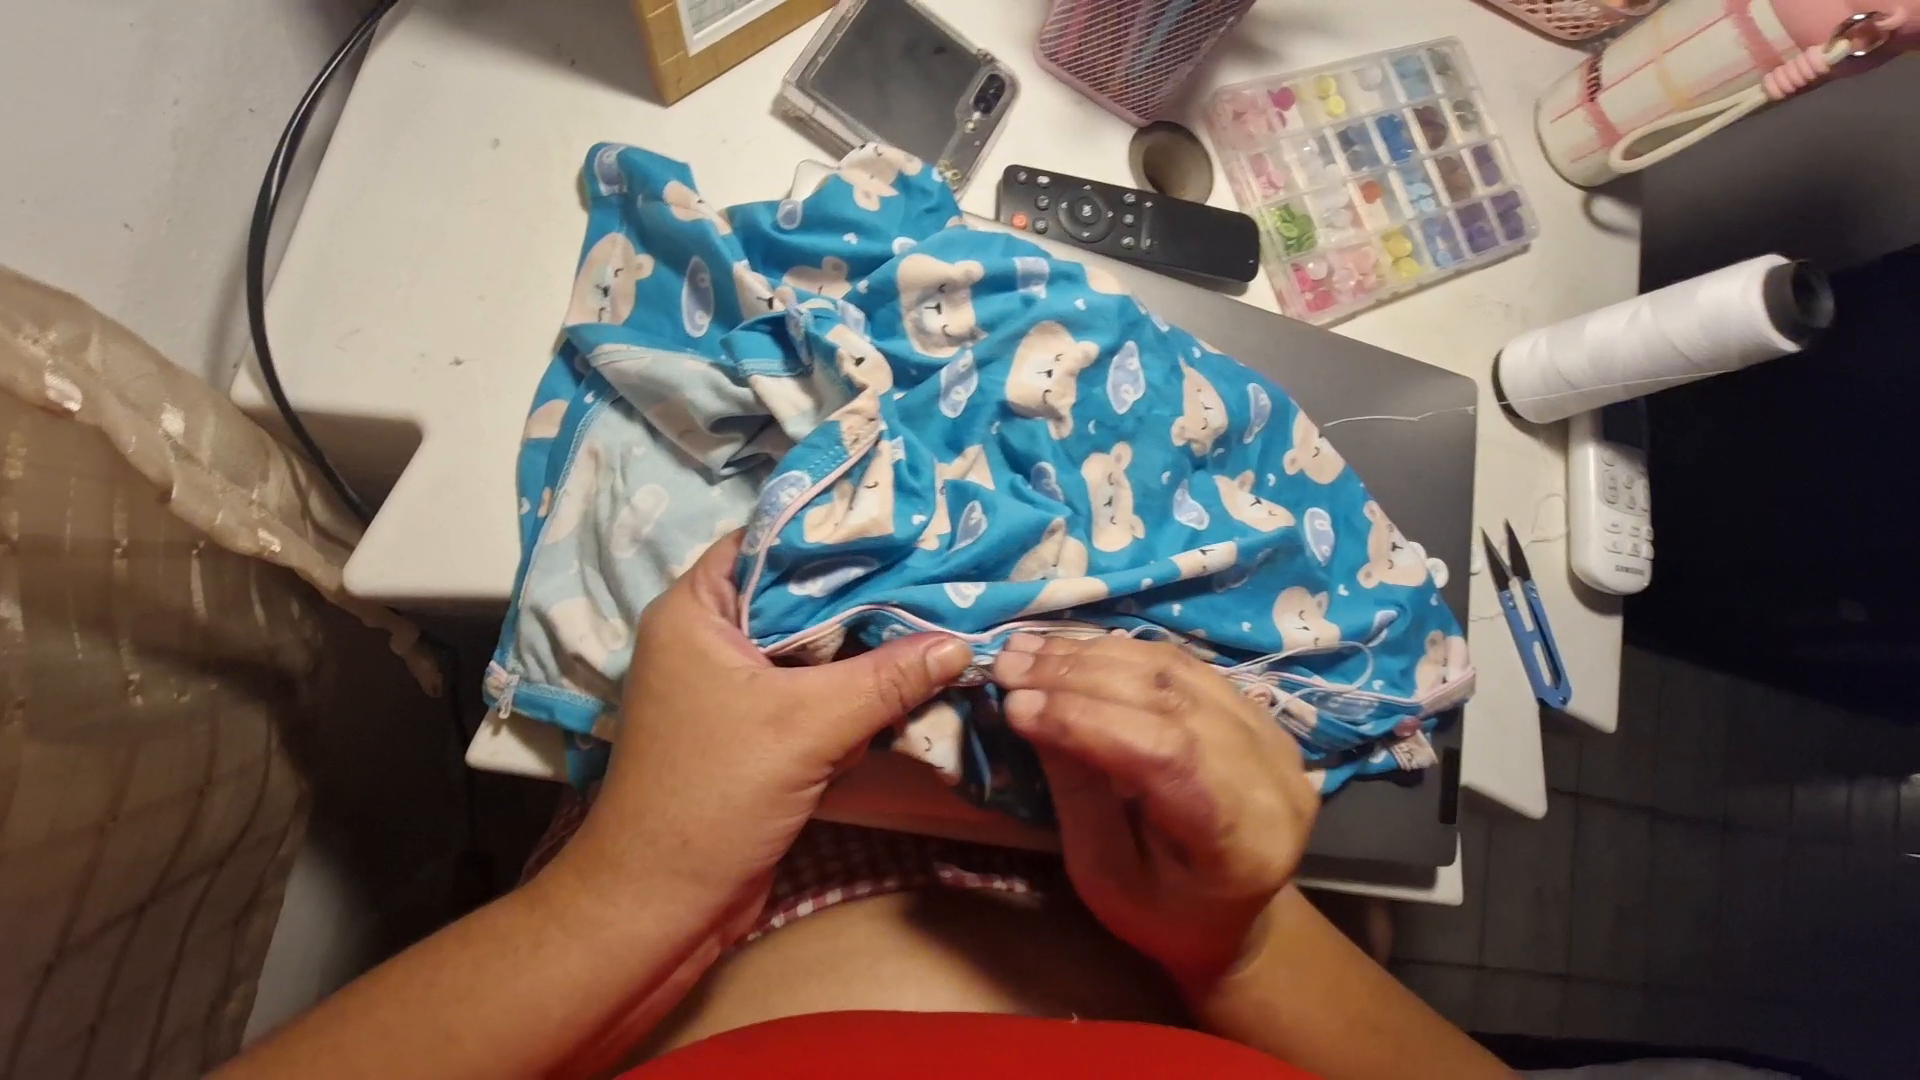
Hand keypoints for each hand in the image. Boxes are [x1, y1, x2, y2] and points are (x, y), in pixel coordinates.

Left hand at [547, 531, 973, 941]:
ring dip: (863, 652)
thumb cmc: (714, 796)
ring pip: (813, 647)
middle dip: (862, 597)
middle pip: (798, 595)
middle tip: (932, 577)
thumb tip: (961, 642)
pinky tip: (902, 689)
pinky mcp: (756, 727)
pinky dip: (851, 695)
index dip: (828, 532)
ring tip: (931, 625)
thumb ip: (886, 680)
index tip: (898, 530)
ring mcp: (733, 685)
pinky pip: (813, 691)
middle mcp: (711, 637)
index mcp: (696, 612)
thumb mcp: (807, 726)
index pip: (765, 542)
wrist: (665, 908)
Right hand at [991, 634, 1318, 997]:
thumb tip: (1030, 707)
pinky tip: (1066, 647)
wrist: (1229, 910)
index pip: (1167, 754)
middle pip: (1170, 698)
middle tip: (1008, 665)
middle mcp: (1271, 772)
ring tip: (1025, 650)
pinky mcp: (1250, 707)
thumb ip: (1078, 793)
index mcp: (1246, 838)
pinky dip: (1114, 650)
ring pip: (1172, 668)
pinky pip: (1177, 662)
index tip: (1016, 705)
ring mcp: (1269, 730)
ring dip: (1089, 654)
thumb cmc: (1162, 913)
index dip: (1087, 720)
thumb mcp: (1105, 876)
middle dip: (1078, 677)